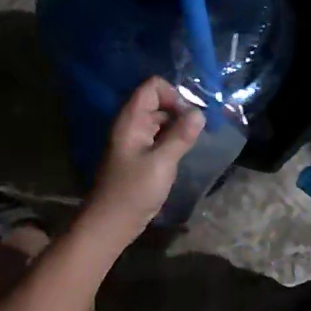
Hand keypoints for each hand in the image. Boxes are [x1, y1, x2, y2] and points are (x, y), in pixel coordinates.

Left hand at [83, 77, 203, 239]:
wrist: (110, 224)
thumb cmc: (133, 192)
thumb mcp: (162, 163)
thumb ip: (181, 136)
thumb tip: (199, 113)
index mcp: (131, 120)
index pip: (152, 87)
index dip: (173, 94)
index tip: (189, 116)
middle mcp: (131, 125)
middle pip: (157, 102)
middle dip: (180, 110)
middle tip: (199, 131)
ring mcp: (134, 142)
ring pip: (160, 121)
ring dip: (178, 126)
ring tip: (196, 141)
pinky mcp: (139, 157)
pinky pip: (159, 138)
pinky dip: (173, 140)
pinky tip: (184, 153)